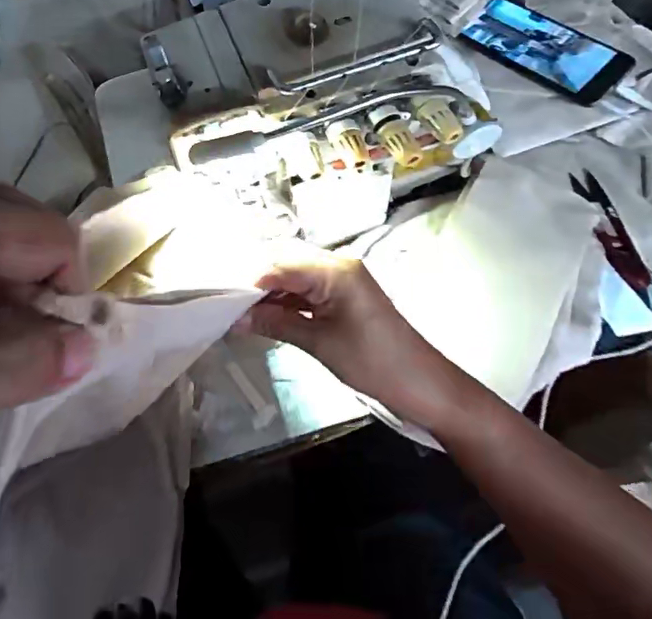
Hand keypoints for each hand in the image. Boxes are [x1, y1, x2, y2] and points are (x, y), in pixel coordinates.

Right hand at [247, 257, 469, 432]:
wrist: (425, 387)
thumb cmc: (374, 363)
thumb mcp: (320, 343)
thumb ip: (276, 324)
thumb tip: (236, 319)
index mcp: (335, 270)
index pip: (280, 266)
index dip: (251, 284)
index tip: (225, 304)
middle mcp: (338, 264)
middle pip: (286, 263)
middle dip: (258, 285)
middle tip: (231, 308)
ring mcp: (343, 278)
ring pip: (296, 276)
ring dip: (272, 294)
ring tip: (244, 314)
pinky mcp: (345, 294)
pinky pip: (308, 288)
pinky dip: (289, 301)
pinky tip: (269, 317)